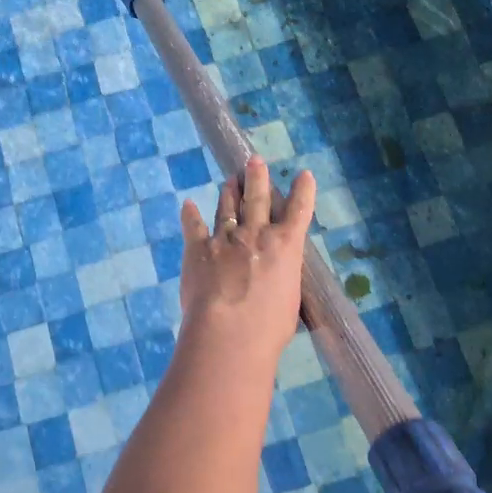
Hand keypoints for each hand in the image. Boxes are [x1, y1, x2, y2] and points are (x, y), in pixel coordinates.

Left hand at [175, 156, 316, 378]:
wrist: (228, 333)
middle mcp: (256, 234)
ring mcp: (224, 238)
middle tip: (254, 160)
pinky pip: (193, 226)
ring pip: (227, 208)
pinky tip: (187, 204)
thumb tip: (276, 277)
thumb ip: (282, 280)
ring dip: (229, 192)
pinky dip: (190, 214)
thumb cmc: (269, 327)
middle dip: (257, 177)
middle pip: (257, 198)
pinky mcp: (197, 248)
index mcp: (285, 246)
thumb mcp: (289, 300)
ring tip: (229, 180)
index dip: (303, 191)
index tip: (304, 174)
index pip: (299, 211)